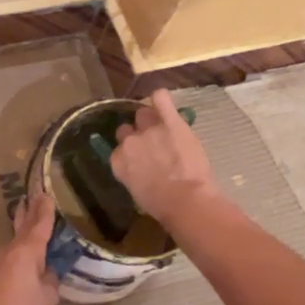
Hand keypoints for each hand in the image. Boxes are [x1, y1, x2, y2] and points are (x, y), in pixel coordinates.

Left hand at [0, 190, 61, 304]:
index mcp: (28, 250)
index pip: (40, 224)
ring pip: (16, 240)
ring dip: (23, 228)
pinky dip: (20, 247)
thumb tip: (48, 273)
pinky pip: (12, 254)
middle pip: (23, 226)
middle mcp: (12, 250)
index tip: (47, 193)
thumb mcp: (47, 298)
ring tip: (29, 220)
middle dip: (30, 211)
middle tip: (33, 196)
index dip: (46, 210)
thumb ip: (51, 281)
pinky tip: (24, 254)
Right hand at [111, 89, 219, 224]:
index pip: (119, 149)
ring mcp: (149, 128)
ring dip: (150, 120)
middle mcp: (129, 141)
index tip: (141, 160)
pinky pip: (160, 97)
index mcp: (118, 161)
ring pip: (142, 113)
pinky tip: (164, 103)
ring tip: (163, 128)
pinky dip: (161, 98)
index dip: (130, 153)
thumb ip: (133, 175)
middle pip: (127, 129)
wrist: (186, 200)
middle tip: (153, 146)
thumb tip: (139, 170)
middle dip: (138, 136)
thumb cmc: (162, 206)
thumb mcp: (138, 193)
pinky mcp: (170, 120)